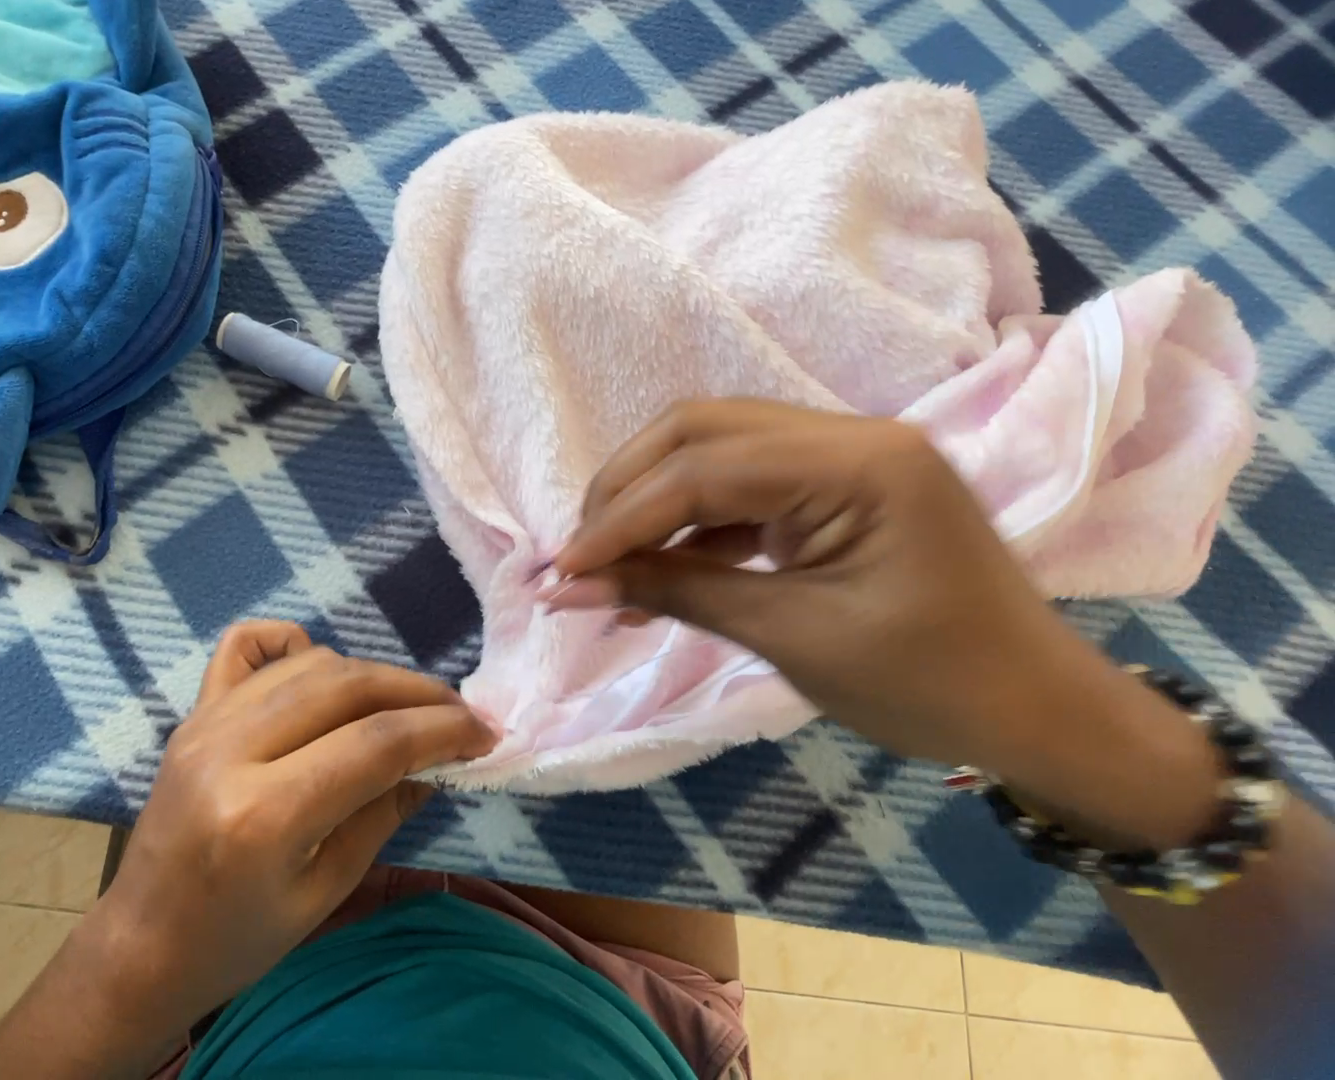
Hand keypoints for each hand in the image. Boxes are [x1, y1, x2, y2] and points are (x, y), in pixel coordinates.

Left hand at [88, 622, 493, 1035]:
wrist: (141, 944)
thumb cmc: (237, 940)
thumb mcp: (326, 890)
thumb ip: (383, 812)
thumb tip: (439, 761)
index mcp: (264, 815)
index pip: (375, 743)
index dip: (441, 730)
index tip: (484, 734)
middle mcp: (230, 751)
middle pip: (346, 688)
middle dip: (416, 693)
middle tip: (458, 714)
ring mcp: (204, 723)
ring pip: (308, 664)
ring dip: (370, 674)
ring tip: (406, 704)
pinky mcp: (191, 714)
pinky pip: (244, 646)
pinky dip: (293, 645)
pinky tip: (321, 669)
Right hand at [547, 399, 1119, 769]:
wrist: (1037, 716)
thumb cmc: (928, 685)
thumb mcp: (790, 636)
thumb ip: (675, 593)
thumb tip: (569, 587)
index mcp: (857, 463)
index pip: (702, 470)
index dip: (620, 519)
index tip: (562, 571)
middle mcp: (848, 436)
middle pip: (698, 431)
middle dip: (625, 491)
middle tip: (581, 557)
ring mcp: (842, 457)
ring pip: (711, 451)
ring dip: (649, 503)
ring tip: (606, 566)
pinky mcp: (833, 488)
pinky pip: (738, 488)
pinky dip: (687, 526)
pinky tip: (654, 574)